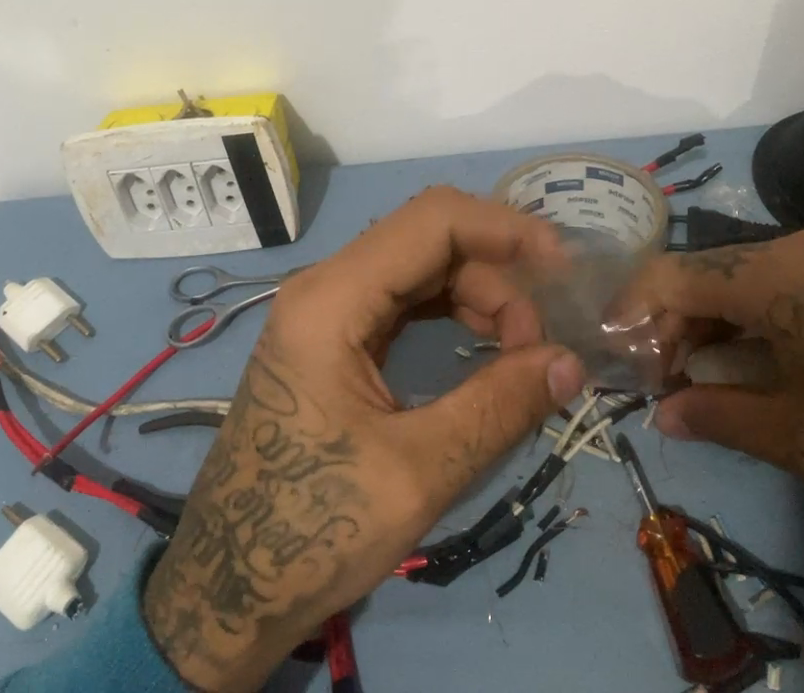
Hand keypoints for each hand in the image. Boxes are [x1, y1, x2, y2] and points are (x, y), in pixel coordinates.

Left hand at [143, 188, 585, 690]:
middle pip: (429, 242)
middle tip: (540, 346)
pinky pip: (402, 304)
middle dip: (498, 278)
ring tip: (520, 354)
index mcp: (332, 302)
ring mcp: (324, 314)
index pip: (432, 220)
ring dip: (479, 298)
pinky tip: (483, 350)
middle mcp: (324, 289)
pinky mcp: (331, 342)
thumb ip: (498, 406)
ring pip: (420, 271)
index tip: (563, 268)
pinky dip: (451, 316)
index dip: (506, 229)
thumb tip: (571, 361)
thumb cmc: (314, 530)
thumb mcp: (418, 471)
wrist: (232, 582)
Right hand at [638, 229, 803, 517]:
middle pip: (704, 272)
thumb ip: (717, 415)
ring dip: (710, 320)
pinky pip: (782, 281)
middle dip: (670, 323)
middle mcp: (799, 247)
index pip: (671, 276)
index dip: (632, 311)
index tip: (614, 353)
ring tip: (697, 374)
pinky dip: (750, 315)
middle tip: (659, 379)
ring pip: (742, 276)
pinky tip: (749, 357)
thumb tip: (662, 413)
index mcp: (775, 276)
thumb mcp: (799, 436)